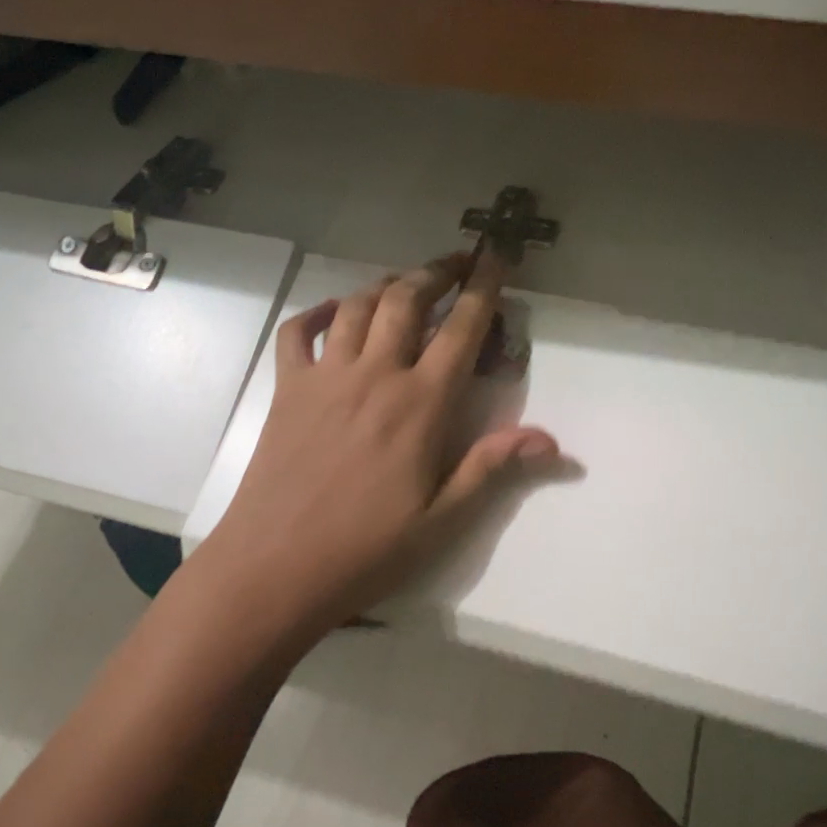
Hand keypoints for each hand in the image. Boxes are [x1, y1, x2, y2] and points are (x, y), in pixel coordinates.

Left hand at [211, 251, 558, 631]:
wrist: (275, 568)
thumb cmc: (367, 551)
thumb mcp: (442, 520)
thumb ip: (491, 467)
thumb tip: (551, 439)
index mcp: (420, 405)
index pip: (461, 330)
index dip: (484, 288)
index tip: (497, 257)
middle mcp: (374, 375)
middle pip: (407, 300)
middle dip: (436, 272)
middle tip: (457, 261)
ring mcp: (325, 377)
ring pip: (359, 306)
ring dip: (387, 284)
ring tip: (407, 281)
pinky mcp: (287, 390)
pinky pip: (299, 333)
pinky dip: (318, 312)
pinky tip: (335, 312)